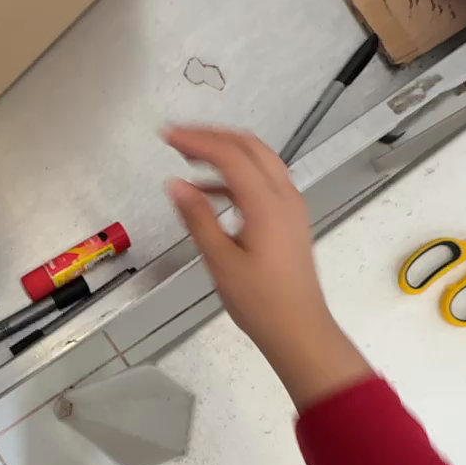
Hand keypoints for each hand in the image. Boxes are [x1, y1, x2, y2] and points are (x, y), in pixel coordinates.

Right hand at [165, 126, 370, 409]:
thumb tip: (176, 185)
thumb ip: (198, 217)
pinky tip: (209, 191)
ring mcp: (290, 205)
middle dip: (212, 137)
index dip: (196, 140)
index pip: (229, 155)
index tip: (167, 136)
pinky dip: (235, 176)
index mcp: (266, 203)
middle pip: (249, 146)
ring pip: (259, 160)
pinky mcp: (288, 218)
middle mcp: (284, 196)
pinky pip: (262, 181)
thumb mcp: (220, 260)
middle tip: (178, 139)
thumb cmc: (260, 301)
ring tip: (189, 158)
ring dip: (225, 153)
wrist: (297, 327)